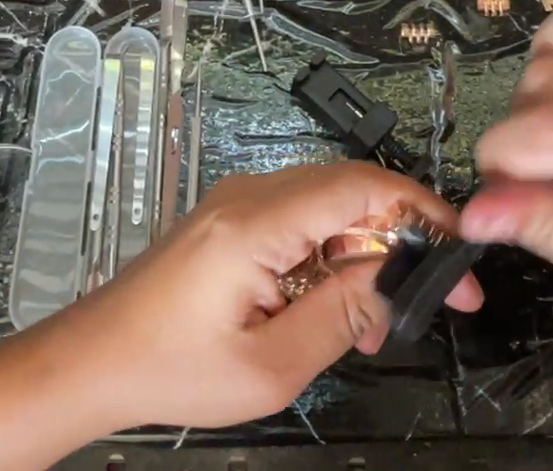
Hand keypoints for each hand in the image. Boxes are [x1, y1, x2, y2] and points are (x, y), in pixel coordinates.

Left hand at [42, 162, 482, 430]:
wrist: (97, 357)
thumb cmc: (171, 367)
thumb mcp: (269, 364)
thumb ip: (340, 315)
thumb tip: (393, 279)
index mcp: (256, 223)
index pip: (358, 186)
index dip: (418, 210)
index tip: (456, 249)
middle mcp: (248, 196)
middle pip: (349, 190)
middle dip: (400, 236)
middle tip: (433, 295)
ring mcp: (238, 202)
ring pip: (328, 204)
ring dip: (364, 250)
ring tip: (380, 318)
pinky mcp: (233, 217)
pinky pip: (299, 218)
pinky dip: (331, 252)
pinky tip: (338, 303)